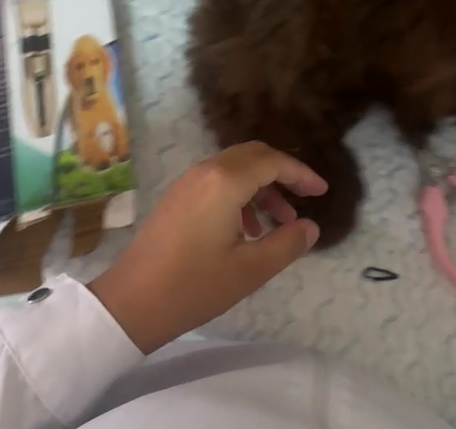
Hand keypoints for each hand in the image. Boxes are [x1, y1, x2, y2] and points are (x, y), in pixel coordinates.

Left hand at [88, 142, 325, 353]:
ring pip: (234, 167)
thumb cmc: (195, 285)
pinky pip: (217, 179)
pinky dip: (239, 192)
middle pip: (253, 155)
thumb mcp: (250, 270)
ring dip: (260, 186)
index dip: (301, 173)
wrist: (133, 300)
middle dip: (282, 174)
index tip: (322, 191)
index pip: (273, 162)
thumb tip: (311, 226)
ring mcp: (188, 180)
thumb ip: (287, 244)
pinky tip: (246, 229)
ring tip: (278, 223)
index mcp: (225, 181)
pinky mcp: (177, 195)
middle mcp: (206, 170)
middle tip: (303, 200)